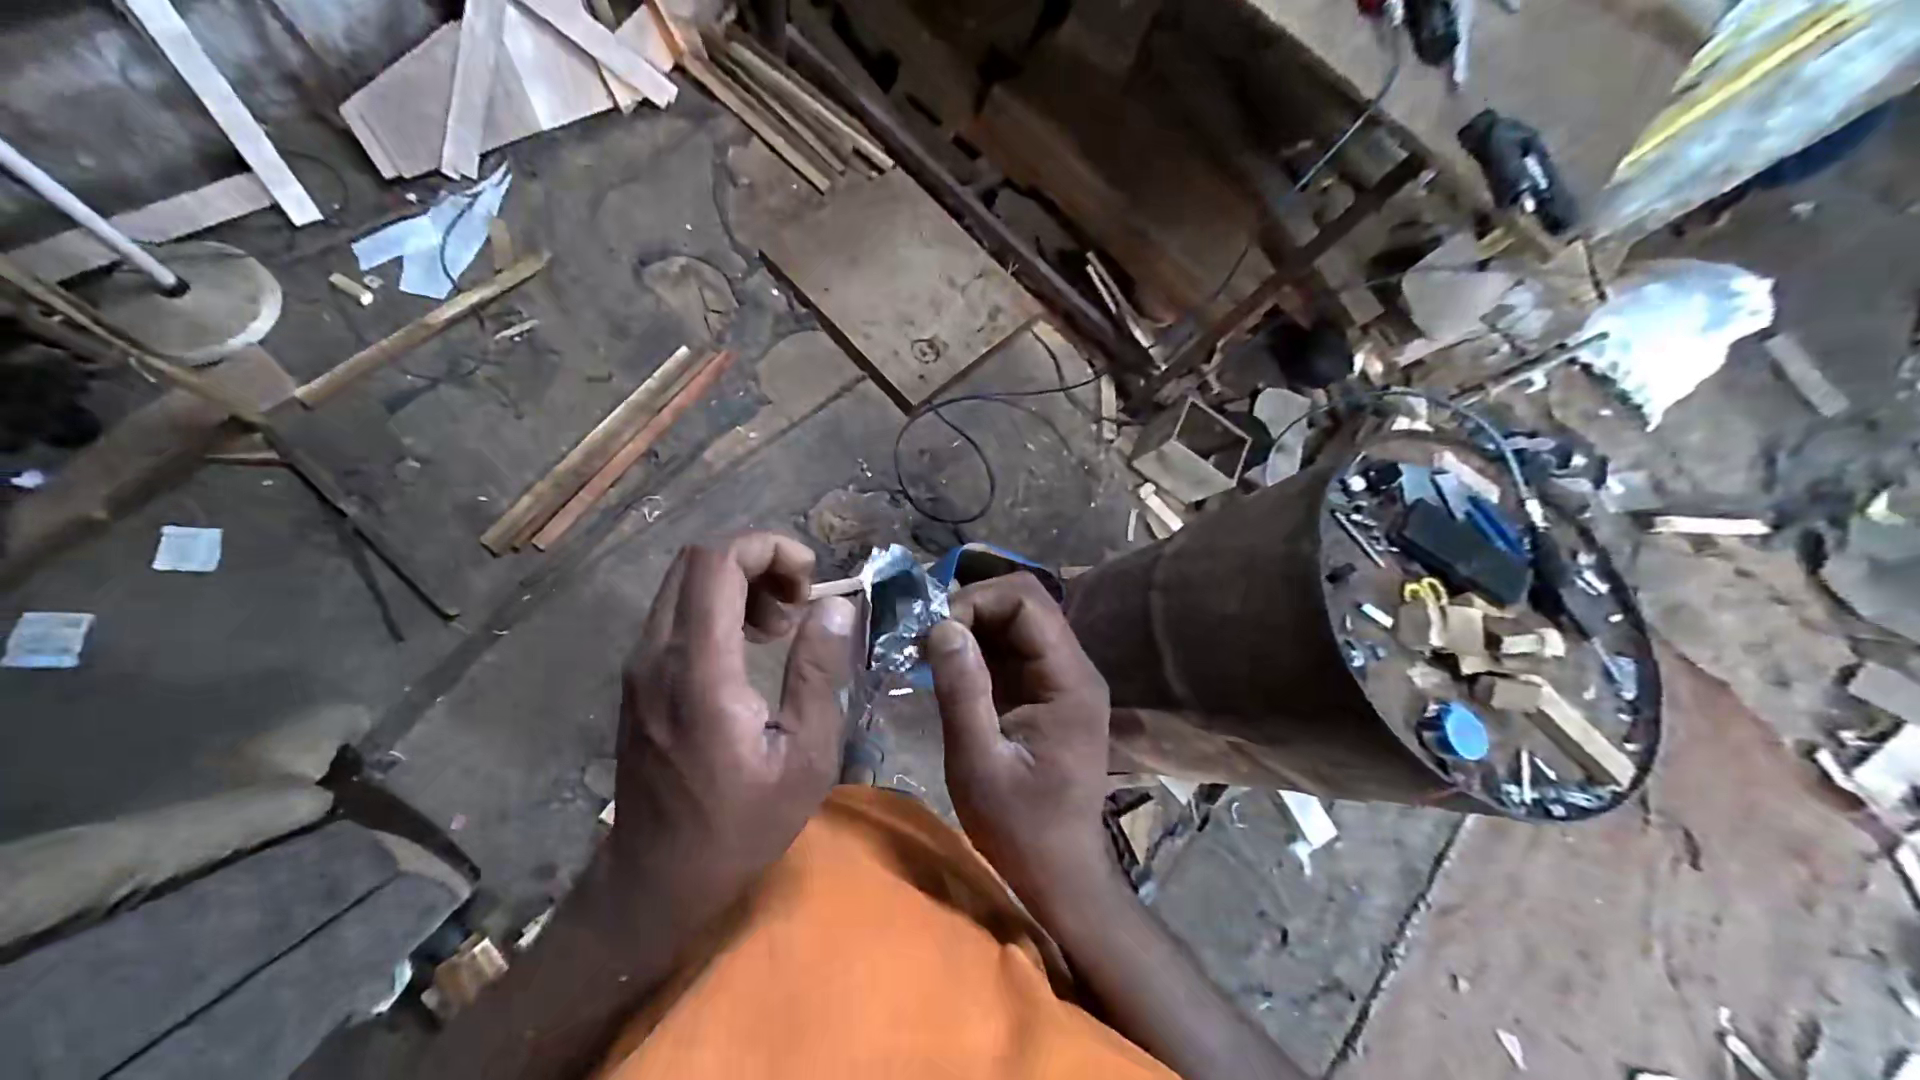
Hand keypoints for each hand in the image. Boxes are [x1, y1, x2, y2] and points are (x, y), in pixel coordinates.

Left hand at [612, 532, 855, 916]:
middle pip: (697, 559)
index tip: (811, 582)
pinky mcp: (637, 678)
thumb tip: (838, 605)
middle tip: (798, 604)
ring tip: (779, 628)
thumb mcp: (805, 756)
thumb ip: (820, 672)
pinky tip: (749, 649)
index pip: (718, 562)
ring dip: (738, 583)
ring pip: (684, 581)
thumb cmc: (741, 824)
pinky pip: (676, 611)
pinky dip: (717, 606)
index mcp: (699, 670)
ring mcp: (639, 664)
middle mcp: (657, 654)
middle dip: (757, 561)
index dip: (769, 548)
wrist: (657, 878)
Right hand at [927, 573, 1116, 915]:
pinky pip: (1011, 651)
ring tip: (928, 652)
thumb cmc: (1020, 827)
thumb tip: (941, 625)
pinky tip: (947, 669)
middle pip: (1023, 604)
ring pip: (1015, 624)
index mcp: (1069, 681)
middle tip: (925, 640)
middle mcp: (1073, 669)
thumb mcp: (978, 763)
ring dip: (970, 628)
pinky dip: (977, 650)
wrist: (1058, 873)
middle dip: (970, 609)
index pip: (1027, 601)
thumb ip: (962, 690)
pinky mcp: (1045, 693)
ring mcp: (1061, 680)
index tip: (935, 632)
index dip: (977, 601)